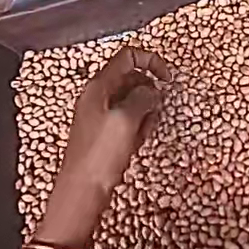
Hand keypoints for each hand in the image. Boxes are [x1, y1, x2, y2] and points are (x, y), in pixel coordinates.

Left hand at [36, 46, 172, 244]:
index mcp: (97, 87)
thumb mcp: (126, 120)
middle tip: (155, 110)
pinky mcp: (104, 134)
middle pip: (131, 78)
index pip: (127, 57)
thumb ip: (142, 98)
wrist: (82, 191)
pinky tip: (138, 142)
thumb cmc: (99, 156)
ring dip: (145, 111)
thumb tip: (152, 91)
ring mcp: (100, 116)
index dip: (150, 61)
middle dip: (149, 91)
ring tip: (144, 131)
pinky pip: (127, 120)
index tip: (167, 78)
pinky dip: (138, 126)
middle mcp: (96, 97)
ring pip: (131, 100)